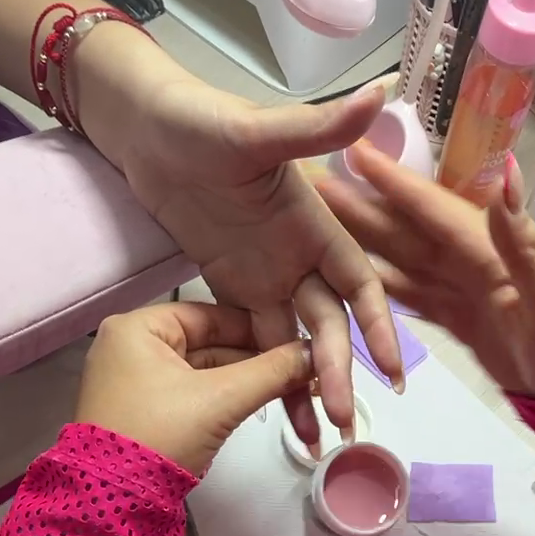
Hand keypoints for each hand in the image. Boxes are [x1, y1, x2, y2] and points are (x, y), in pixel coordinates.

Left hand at [73, 302, 314, 475]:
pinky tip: (255, 403)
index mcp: (137, 328)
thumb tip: (316, 353)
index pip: (211, 314)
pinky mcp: (142, 411)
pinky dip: (222, 398)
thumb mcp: (222, 399)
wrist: (116, 501)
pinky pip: (191, 393)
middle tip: (298, 369)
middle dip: (255, 360)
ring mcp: (133, 381)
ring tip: (287, 388)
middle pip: (208, 343)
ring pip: (202, 371)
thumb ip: (273, 372)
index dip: (257, 328)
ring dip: (243, 381)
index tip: (296, 340)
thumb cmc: (162, 434)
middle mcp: (130, 346)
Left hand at [75, 27, 402, 444]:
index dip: (378, 326)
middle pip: (327, 327)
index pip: (359, 285)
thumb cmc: (201, 123)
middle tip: (346, 423)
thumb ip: (316, 129)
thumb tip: (380, 95)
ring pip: (292, 344)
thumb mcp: (257, 132)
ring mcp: (266, 278)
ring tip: (319, 440)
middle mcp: (298, 259)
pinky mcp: (233, 290)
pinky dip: (265, 376)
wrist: (144, 131)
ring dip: (305, 389)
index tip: (391, 370)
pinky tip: (275, 413)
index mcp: (315, 227)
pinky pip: (254, 342)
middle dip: (338, 373)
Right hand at [317, 146, 534, 398]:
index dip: (395, 182)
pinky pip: (412, 295)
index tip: (354, 151)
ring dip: (364, 240)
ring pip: (403, 258)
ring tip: (321, 222)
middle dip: (363, 205)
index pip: (434, 210)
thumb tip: (506, 178)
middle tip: (315, 182)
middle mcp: (470, 260)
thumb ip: (525, 246)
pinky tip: (352, 274)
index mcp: (490, 249)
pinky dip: (382, 283)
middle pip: (407, 229)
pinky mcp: (456, 317)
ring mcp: (461, 289)